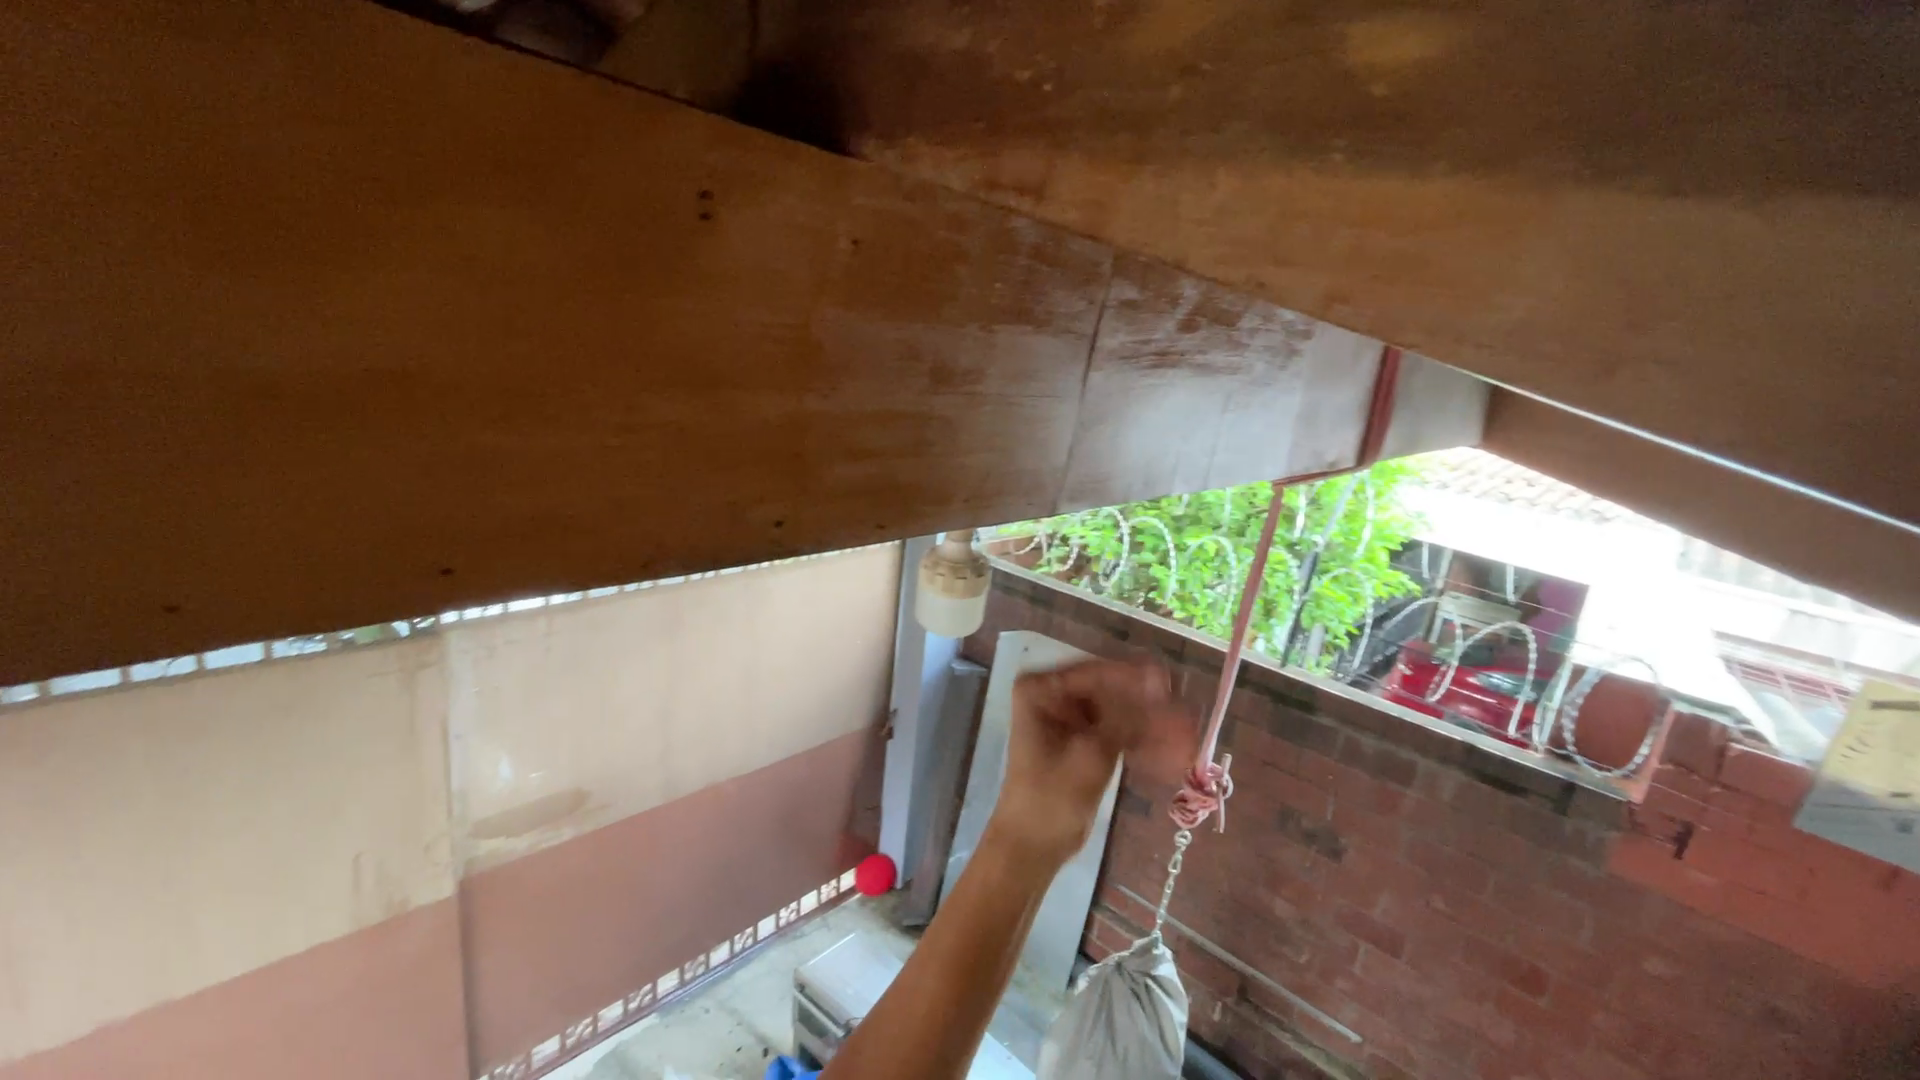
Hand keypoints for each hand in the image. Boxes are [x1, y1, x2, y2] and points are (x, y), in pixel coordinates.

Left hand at [984, 658, 1192, 867]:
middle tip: (1187, 718)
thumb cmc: (1050, 798)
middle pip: (1113, 692)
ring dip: (1155, 727)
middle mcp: (1054, 696)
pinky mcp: (1088, 742)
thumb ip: (1126, 716)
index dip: (1134, 679)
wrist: (1034, 846)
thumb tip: (1160, 680)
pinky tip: (1177, 754)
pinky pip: (1122, 733)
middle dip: (1150, 707)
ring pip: (1123, 713)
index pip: (1095, 673)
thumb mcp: (1090, 754)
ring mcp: (1072, 719)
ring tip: (1189, 739)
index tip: (1169, 685)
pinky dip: (1146, 743)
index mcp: (1040, 689)